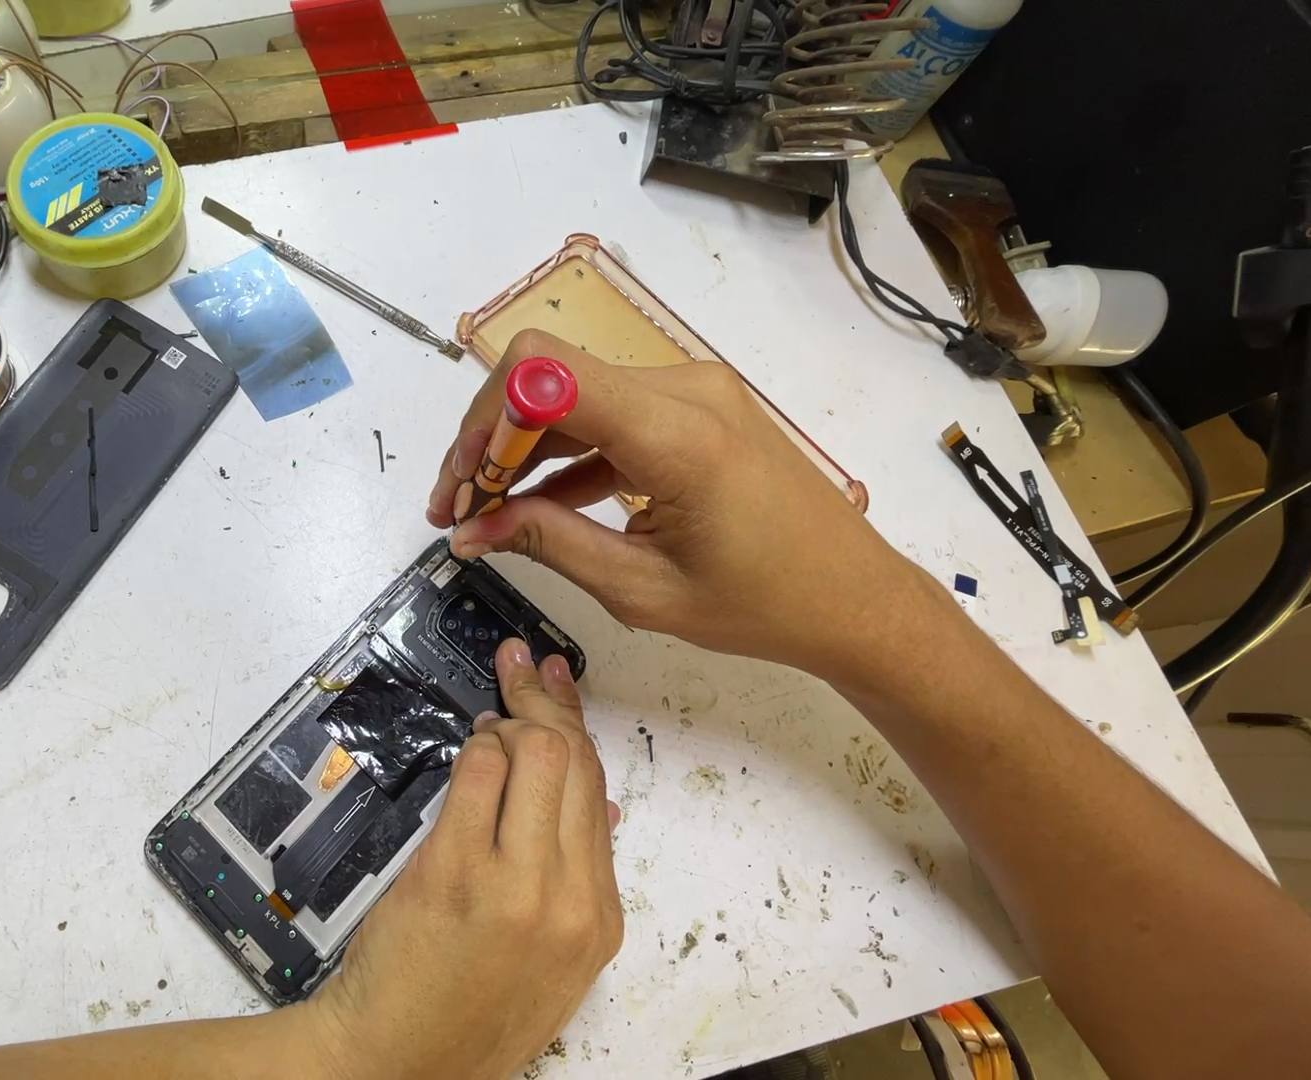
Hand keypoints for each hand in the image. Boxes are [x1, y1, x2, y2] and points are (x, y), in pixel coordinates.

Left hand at [302, 637, 622, 1079]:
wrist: (402, 1059)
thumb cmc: (475, 1003)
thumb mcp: (556, 956)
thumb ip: (579, 875)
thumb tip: (602, 802)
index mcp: (600, 917)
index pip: (599, 790)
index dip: (577, 724)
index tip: (558, 681)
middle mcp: (569, 897)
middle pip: (573, 763)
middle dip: (546, 704)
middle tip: (521, 672)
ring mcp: (513, 884)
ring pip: (534, 757)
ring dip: (508, 723)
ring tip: (490, 720)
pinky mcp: (454, 870)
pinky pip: (477, 774)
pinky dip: (475, 747)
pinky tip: (470, 745)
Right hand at [425, 328, 935, 682]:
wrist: (855, 600)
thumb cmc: (762, 605)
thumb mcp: (640, 589)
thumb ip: (548, 545)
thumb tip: (468, 532)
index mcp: (676, 431)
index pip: (543, 372)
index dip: (485, 421)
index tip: (464, 489)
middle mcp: (680, 388)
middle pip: (543, 377)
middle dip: (484, 441)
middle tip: (454, 509)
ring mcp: (687, 394)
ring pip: (565, 397)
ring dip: (513, 450)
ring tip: (479, 512)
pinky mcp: (686, 412)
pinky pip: (600, 418)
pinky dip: (556, 456)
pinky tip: (529, 505)